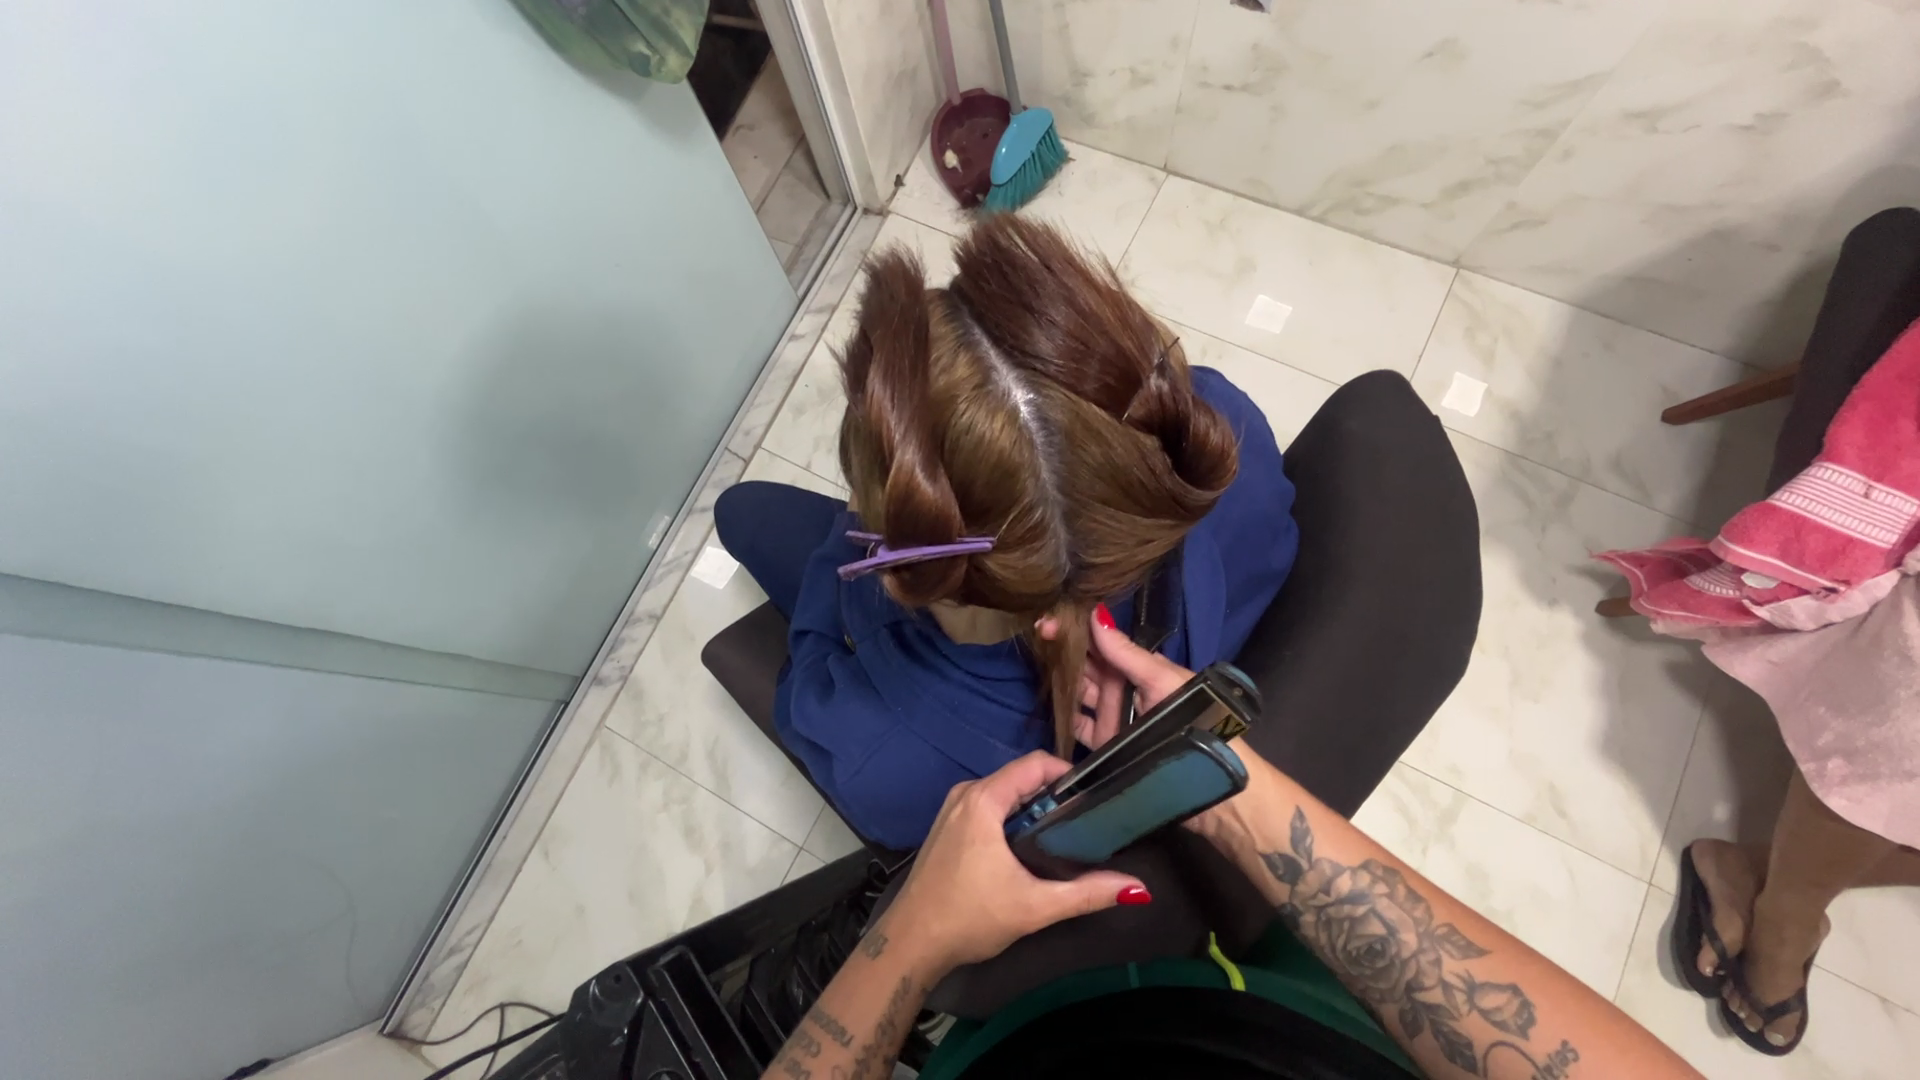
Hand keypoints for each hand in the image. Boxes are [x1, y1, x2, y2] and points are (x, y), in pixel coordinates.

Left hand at [883, 751, 1147, 975]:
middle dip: (1054, 794)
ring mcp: (953, 808)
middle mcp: (967, 793)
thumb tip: (1139, 889)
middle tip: (1086, 821)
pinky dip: (1012, 817)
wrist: (911, 943)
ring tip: (1064, 834)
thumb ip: (1086, 893)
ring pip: (1005, 793)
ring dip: (1033, 808)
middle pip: (1021, 777)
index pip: (1035, 764)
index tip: (1095, 796)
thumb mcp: (1034, 906)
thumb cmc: (970, 918)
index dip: (1068, 774)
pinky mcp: (948, 825)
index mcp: (983, 799)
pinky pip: (989, 806)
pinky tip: (1029, 846)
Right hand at [1045, 608, 1274, 836]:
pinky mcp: (1104, 747)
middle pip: (1086, 665)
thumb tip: (1095, 615)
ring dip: (1059, 678)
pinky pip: (1077, 727)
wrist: (1212, 783)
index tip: (1050, 620)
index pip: (1103, 643)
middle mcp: (1123, 689)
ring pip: (1078, 692)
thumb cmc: (1196, 721)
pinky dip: (1062, 717)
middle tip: (1036, 633)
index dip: (1078, 629)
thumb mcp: (1163, 682)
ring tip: (1035, 661)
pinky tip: (1046, 701)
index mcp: (1140, 669)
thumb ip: (1127, 654)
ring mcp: (1112, 718)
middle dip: (1062, 649)